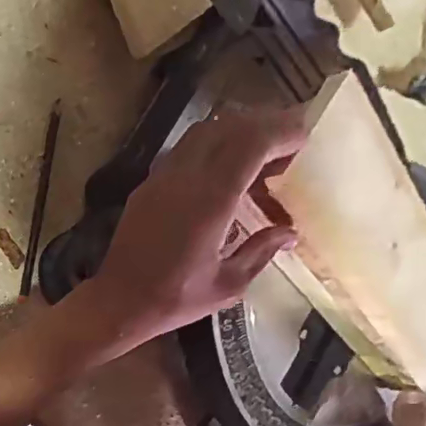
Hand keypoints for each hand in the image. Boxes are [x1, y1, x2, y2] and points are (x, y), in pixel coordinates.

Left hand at [83, 107, 305, 345]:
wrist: (119, 301)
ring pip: (205, 130)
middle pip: (229, 126)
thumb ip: (260, 252)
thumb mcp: (227, 284)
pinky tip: (227, 167)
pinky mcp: (150, 183)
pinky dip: (214, 144)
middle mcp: (186, 177)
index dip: (281, 132)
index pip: (251, 144)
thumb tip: (289, 233)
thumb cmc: (175, 299)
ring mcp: (163, 176)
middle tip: (291, 136)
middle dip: (265, 123)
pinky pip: (187, 147)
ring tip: (263, 149)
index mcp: (211, 200)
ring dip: (238, 130)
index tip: (305, 135)